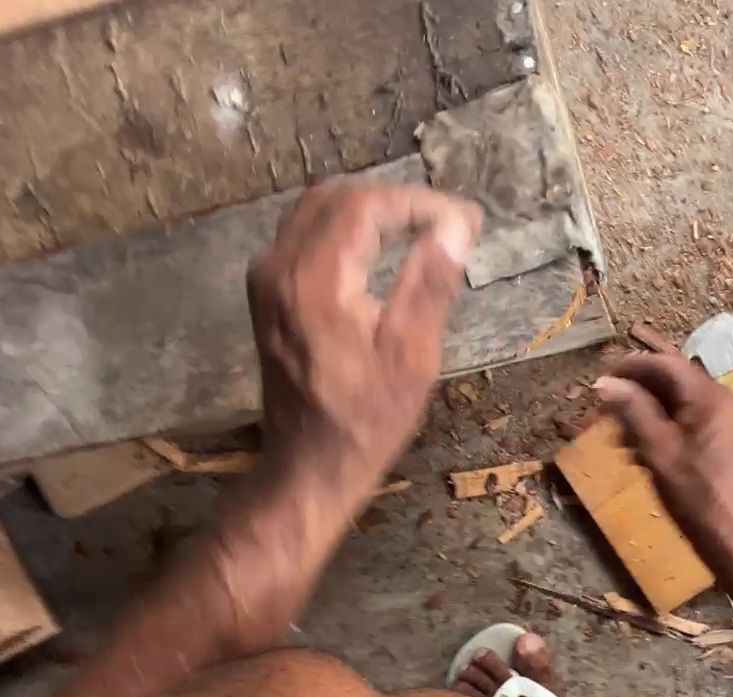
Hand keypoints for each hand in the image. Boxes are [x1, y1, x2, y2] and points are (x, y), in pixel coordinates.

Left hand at [247, 183, 481, 488]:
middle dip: (397, 202)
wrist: (309, 464)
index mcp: (316, 280)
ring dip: (370, 212)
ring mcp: (266, 279)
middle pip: (338, 197)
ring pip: (317, 211)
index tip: (466, 221)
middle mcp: (279, 266)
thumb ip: (429, 285)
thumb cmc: (367, 420)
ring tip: (422, 231)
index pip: (367, 206)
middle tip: (449, 224)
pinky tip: (379, 249)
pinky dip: (345, 230)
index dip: (420, 204)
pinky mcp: (267, 295)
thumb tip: (455, 227)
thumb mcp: (411, 358)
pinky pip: (304, 236)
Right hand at [594, 352, 732, 572]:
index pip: (666, 363)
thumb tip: (606, 382)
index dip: (632, 366)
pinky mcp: (727, 444)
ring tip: (621, 438)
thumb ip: (633, 410)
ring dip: (648, 414)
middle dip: (638, 394)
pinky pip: (691, 424)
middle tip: (607, 413)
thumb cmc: (698, 493)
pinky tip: (645, 454)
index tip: (603, 380)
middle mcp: (723, 401)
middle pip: (674, 383)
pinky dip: (665, 430)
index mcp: (709, 396)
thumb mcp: (659, 449)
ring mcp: (728, 423)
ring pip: (681, 405)